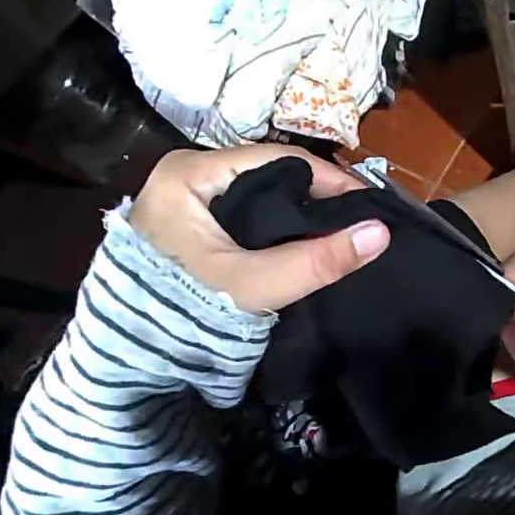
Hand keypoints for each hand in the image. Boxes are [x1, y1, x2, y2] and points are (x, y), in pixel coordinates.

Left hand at [129, 146, 388, 312]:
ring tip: (339, 227)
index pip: (276, 158)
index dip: (329, 178)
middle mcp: (186, 173)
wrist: (133, 356)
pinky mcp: (191, 221)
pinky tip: (304, 236)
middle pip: (270, 172)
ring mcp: (186, 197)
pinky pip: (248, 209)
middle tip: (358, 216)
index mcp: (190, 173)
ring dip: (299, 208)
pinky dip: (278, 220)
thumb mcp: (257, 284)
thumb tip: (382, 232)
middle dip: (317, 193)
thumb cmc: (188, 310)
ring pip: (261, 191)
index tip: (367, 202)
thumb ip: (318, 260)